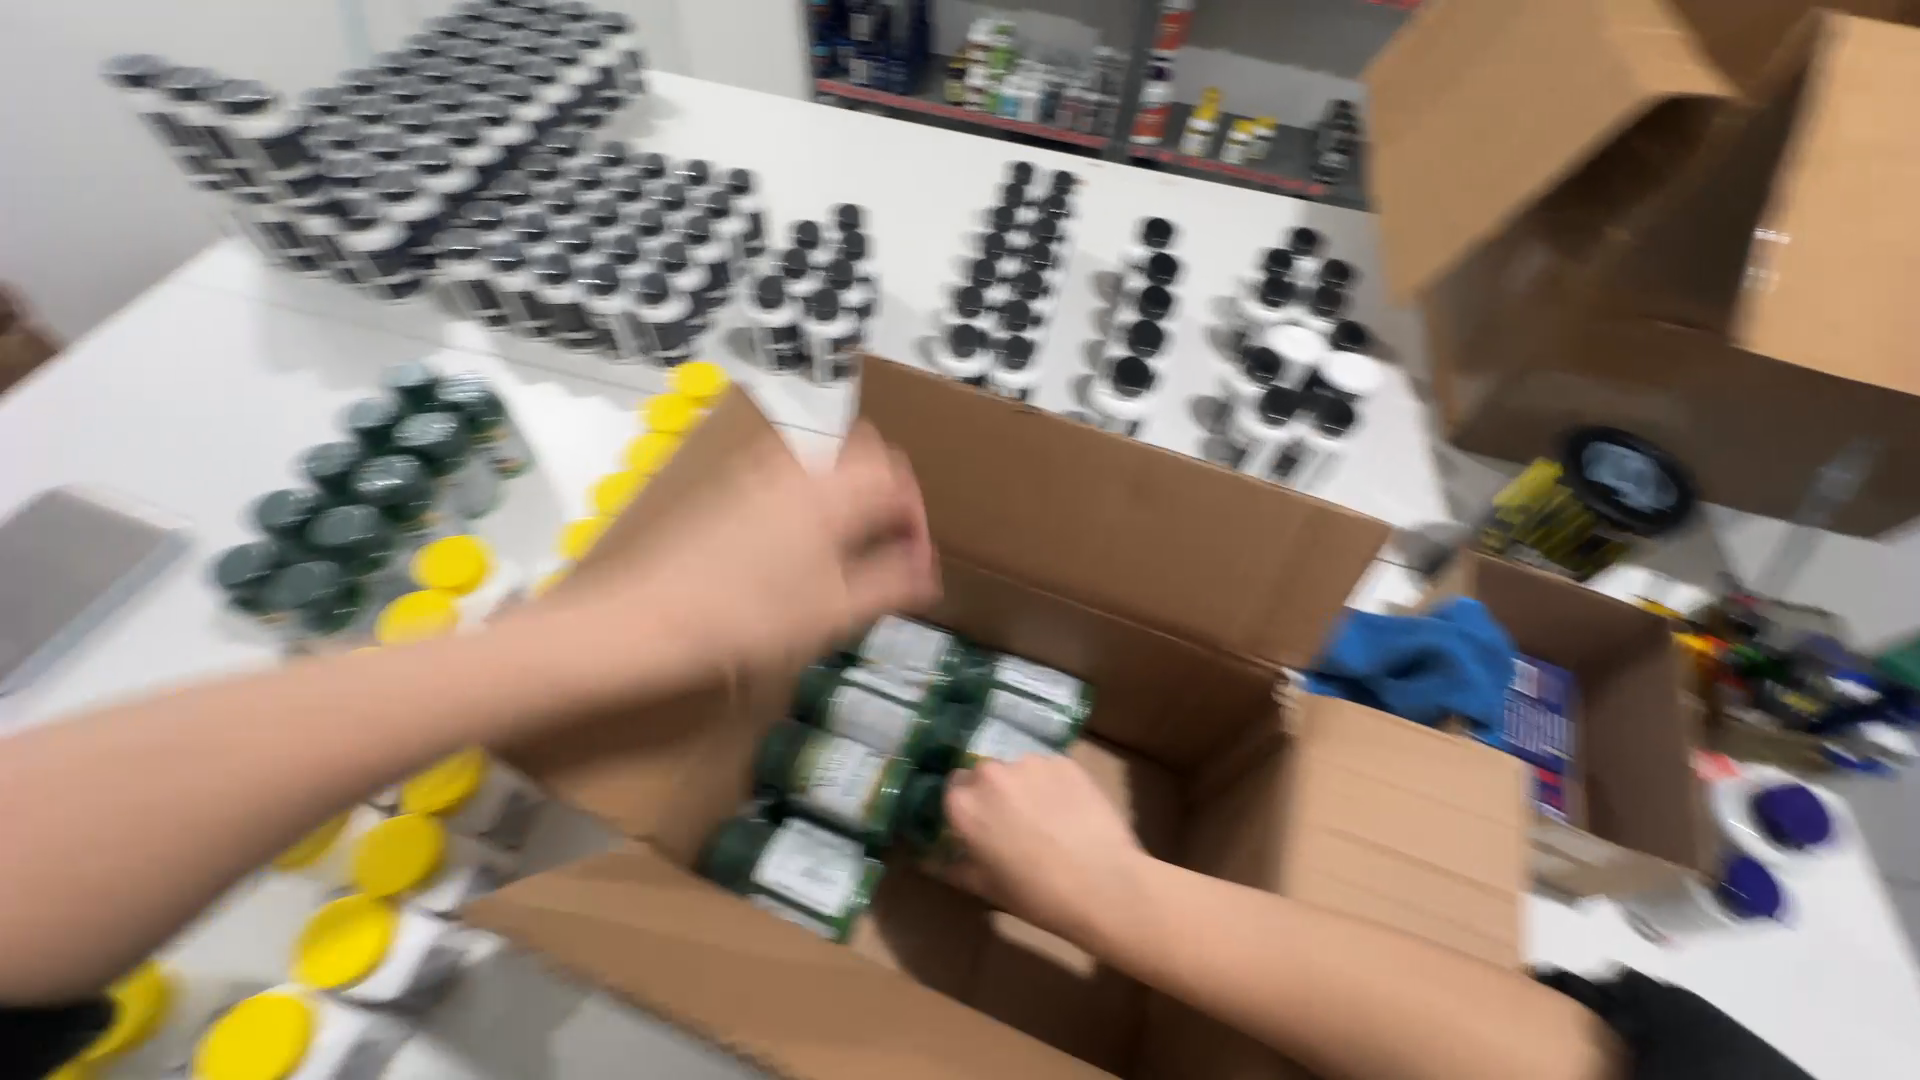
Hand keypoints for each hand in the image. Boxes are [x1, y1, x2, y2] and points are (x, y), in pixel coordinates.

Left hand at [553, 421, 938, 677]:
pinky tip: (795, 553)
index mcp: (833, 490)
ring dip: (849, 497)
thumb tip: (929, 571)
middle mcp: (797, 468)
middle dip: (885, 494)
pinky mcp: (727, 490)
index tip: (916, 560)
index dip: (917, 515)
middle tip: (888, 545)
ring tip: (846, 554)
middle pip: (863, 454)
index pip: (897, 475)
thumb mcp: (836, 611)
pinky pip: (788, 480)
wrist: (649, 620)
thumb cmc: (753, 619)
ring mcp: (757, 474)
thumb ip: (893, 583)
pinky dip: (811, 502)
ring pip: (823, 465)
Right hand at [945, 755, 1150, 948]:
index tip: (981, 825)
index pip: (953, 788)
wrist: (1103, 884)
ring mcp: (1030, 763)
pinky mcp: (1064, 761)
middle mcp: (991, 774)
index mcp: (964, 804)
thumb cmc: (1038, 894)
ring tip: (1047, 818)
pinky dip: (1053, 785)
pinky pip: (1049, 769)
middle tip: (1013, 823)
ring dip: (1024, 786)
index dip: (967, 807)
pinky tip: (1070, 811)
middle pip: (984, 774)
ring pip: (1018, 769)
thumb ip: (956, 867)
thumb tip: (938, 860)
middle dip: (994, 793)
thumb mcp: (987, 889)